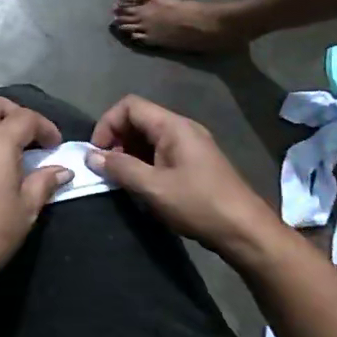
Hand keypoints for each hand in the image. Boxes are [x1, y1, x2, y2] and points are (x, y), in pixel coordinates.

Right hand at [87, 95, 280, 248]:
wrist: (245, 230)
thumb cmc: (198, 204)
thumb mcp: (153, 188)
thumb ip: (120, 168)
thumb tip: (91, 156)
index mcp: (174, 127)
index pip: (130, 106)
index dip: (107, 124)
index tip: (97, 152)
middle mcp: (183, 129)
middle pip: (139, 119)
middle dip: (116, 139)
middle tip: (106, 168)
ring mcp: (191, 145)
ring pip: (148, 137)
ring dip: (128, 153)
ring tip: (121, 178)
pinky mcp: (194, 162)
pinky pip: (160, 151)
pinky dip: (143, 161)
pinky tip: (141, 184)